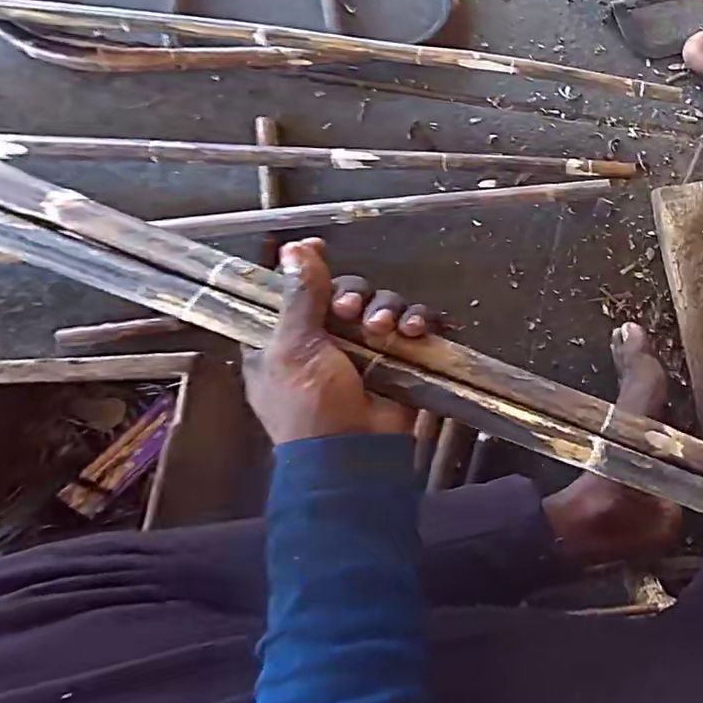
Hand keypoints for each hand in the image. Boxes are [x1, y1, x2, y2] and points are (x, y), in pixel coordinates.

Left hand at [243, 238, 422, 443]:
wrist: (355, 455)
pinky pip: (411, 323)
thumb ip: (299, 296)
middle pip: (345, 291)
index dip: (307, 267)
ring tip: (385, 329)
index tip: (319, 248)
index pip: (296, 288)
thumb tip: (294, 248)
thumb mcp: (294, 349)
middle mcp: (325, 337)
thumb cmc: (309, 406)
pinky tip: (415, 330)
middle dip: (354, 297)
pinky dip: (416, 320)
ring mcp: (364, 347)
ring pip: (382, 304)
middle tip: (351, 313)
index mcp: (286, 336)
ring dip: (387, 309)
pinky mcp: (397, 356)